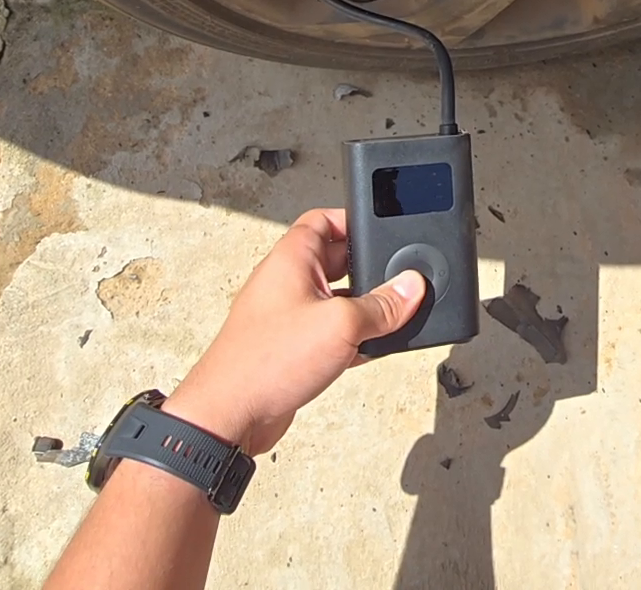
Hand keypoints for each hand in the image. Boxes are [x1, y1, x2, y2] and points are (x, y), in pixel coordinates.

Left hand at [162, 209, 425, 453]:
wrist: (228, 420)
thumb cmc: (267, 360)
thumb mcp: (341, 324)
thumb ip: (383, 304)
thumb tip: (412, 287)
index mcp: (292, 259)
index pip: (324, 220)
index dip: (354, 220)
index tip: (384, 228)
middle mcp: (288, 281)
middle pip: (338, 259)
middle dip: (369, 268)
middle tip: (398, 276)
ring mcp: (289, 315)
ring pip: (338, 297)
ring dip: (364, 306)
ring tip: (391, 315)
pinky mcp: (293, 347)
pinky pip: (331, 330)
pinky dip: (353, 336)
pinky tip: (374, 348)